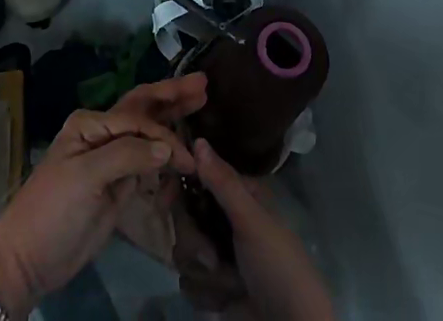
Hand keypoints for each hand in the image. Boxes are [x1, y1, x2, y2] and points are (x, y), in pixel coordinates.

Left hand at [0, 75, 208, 318]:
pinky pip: (149, 159)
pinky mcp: (120, 183)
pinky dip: (167, 150)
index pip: (138, 118)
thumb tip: (169, 146)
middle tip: (204, 82)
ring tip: (200, 98)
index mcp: (91, 123)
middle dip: (173, 96)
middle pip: (144, 108)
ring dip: (173, 116)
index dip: (164, 133)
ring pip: (149, 130)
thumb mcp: (86, 177)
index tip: (186, 157)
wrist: (30, 258)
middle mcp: (104, 134)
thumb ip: (128, 155)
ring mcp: (113, 158)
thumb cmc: (53, 209)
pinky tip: (184, 142)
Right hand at [177, 138, 335, 320]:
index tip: (165, 198)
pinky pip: (188, 282)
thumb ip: (223, 183)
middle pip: (184, 218)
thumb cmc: (277, 266)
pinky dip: (206, 295)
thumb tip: (198, 140)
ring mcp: (218, 253)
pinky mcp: (211, 286)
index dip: (178, 187)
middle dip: (194, 243)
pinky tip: (225, 303)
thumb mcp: (253, 222)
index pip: (198, 178)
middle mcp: (225, 220)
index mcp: (239, 196)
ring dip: (203, 274)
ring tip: (230, 285)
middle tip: (212, 259)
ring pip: (182, 251)